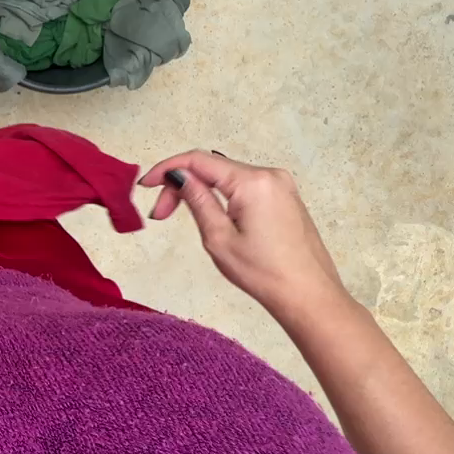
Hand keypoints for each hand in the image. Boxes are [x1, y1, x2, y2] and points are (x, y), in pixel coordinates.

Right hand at [139, 151, 350, 322]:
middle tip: (160, 215)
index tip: (144, 186)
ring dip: (197, 190)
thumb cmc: (262, 270)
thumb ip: (196, 199)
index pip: (198, 160)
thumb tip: (178, 175)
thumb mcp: (217, 236)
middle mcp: (269, 175)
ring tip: (178, 217)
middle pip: (211, 167)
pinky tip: (207, 214)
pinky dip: (218, 195)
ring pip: (224, 176)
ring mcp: (280, 185)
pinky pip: (241, 186)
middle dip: (180, 185)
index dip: (166, 168)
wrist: (308, 294)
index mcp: (252, 182)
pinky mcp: (283, 196)